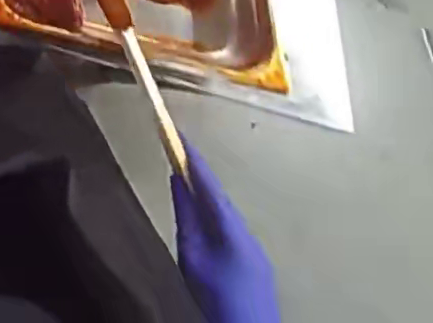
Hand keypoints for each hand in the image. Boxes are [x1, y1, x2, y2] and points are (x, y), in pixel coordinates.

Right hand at [172, 135, 278, 322]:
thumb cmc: (215, 301)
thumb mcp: (191, 257)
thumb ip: (185, 216)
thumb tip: (177, 178)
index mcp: (232, 226)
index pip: (208, 181)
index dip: (191, 155)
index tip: (176, 131)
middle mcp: (248, 232)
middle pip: (218, 195)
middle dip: (198, 174)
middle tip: (176, 152)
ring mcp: (256, 251)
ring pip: (226, 213)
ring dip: (205, 196)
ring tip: (184, 183)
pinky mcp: (257, 266)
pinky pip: (232, 229)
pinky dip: (214, 216)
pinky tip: (203, 221)